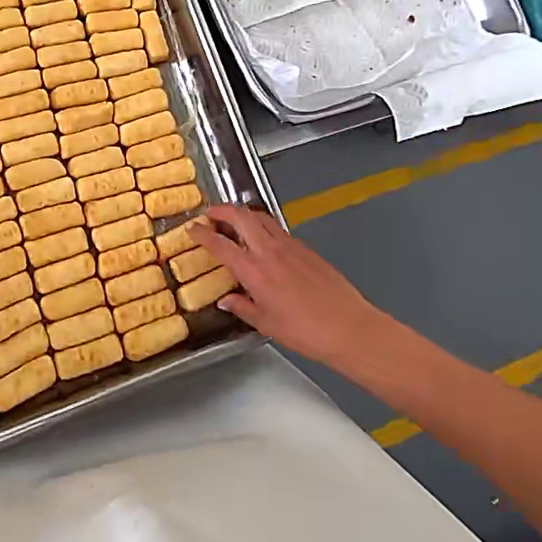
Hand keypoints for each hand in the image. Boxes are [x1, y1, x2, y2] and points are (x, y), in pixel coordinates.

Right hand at [191, 205, 394, 369]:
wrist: (348, 326)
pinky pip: (278, 229)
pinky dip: (263, 226)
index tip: (192, 228)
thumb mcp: (266, 323)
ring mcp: (290, 246)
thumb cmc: (306, 331)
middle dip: (222, 210)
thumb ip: (242, 307)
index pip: (221, 244)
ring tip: (234, 220)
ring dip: (243, 214)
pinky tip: (263, 239)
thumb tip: (227, 300)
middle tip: (210, 214)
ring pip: (261, 217)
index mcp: (254, 271)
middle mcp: (270, 251)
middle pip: (241, 217)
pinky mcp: (306, 248)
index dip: (203, 233)